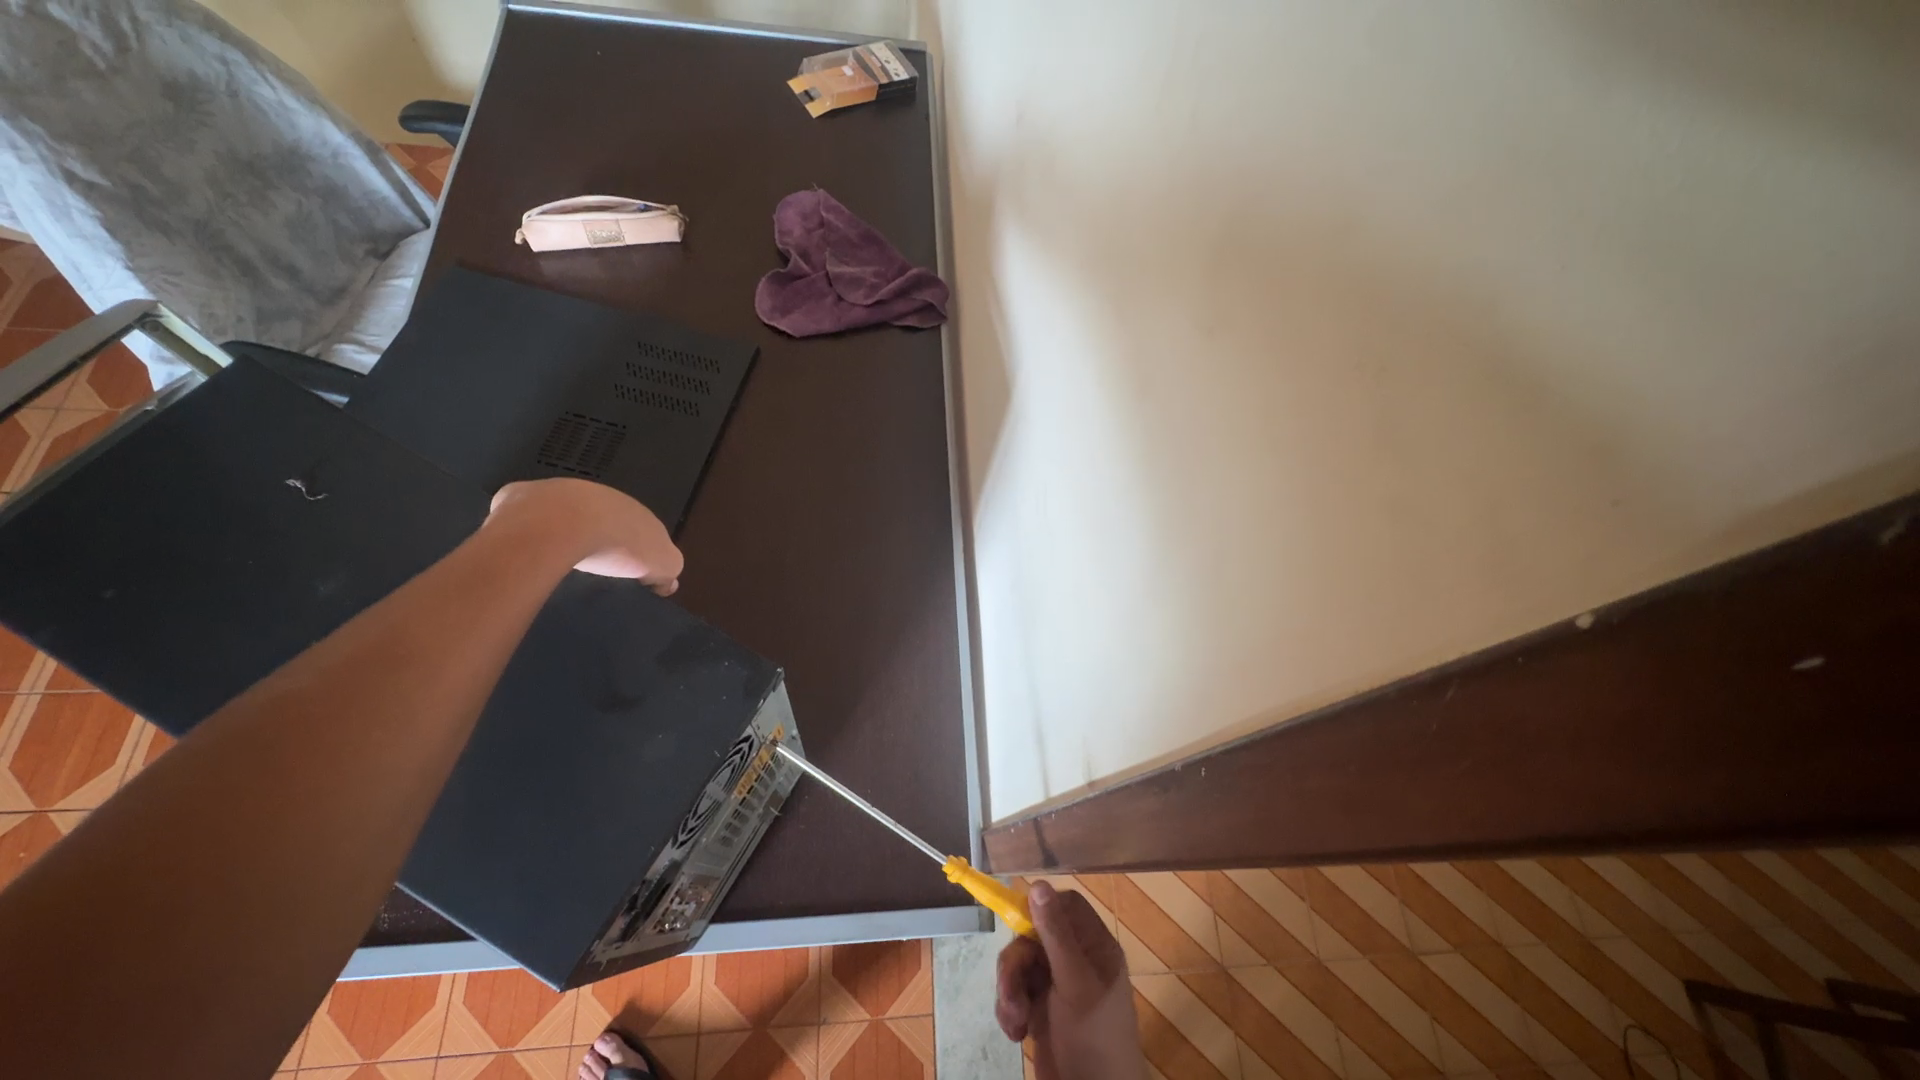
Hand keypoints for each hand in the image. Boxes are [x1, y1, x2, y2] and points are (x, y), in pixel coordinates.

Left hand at [487, 479, 683, 594]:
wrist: (559, 524)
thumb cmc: (617, 544)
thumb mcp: (661, 563)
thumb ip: (668, 570)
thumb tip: (667, 581)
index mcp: (632, 509)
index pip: (640, 528)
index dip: (637, 549)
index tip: (631, 571)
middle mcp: (596, 494)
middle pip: (601, 518)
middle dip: (600, 537)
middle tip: (595, 566)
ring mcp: (555, 492)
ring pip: (562, 514)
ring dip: (563, 531)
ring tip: (558, 559)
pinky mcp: (519, 497)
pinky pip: (523, 514)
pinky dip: (525, 529)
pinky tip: (523, 550)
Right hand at [995, 881, 1147, 1079]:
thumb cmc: (1093, 1036)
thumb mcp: (1075, 982)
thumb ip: (1055, 933)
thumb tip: (1038, 883)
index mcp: (1095, 947)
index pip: (1066, 906)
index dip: (1040, 908)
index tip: (1020, 923)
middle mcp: (1076, 960)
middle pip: (1033, 934)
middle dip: (1015, 962)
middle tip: (1011, 988)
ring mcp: (1056, 985)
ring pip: (1018, 963)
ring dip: (1009, 991)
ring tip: (1015, 1021)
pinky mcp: (1039, 1008)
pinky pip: (1014, 991)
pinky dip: (1009, 1010)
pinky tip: (1017, 1032)